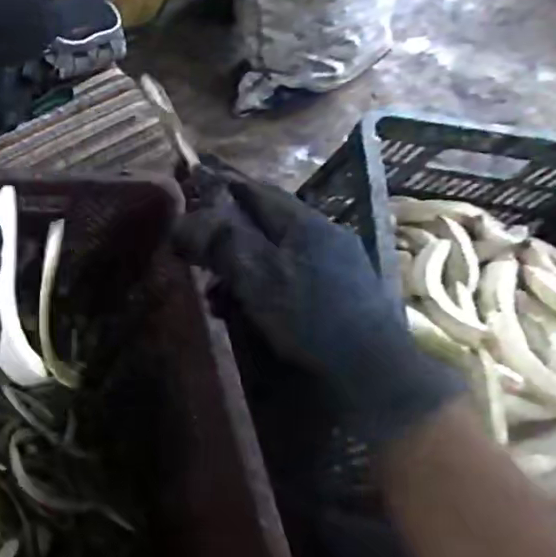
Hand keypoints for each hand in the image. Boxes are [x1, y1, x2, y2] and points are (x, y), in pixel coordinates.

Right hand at [174, 175, 459, 449]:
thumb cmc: (309, 318)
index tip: (189, 183)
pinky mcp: (334, 292)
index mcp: (304, 224)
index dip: (219, 184)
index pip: (254, 190)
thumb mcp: (258, 275)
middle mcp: (321, 235)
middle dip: (222, 231)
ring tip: (212, 292)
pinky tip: (238, 308)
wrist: (371, 373)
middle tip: (190, 247)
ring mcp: (332, 264)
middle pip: (261, 220)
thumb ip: (222, 241)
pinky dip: (254, 284)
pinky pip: (282, 274)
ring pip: (269, 250)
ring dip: (235, 265)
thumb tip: (184, 219)